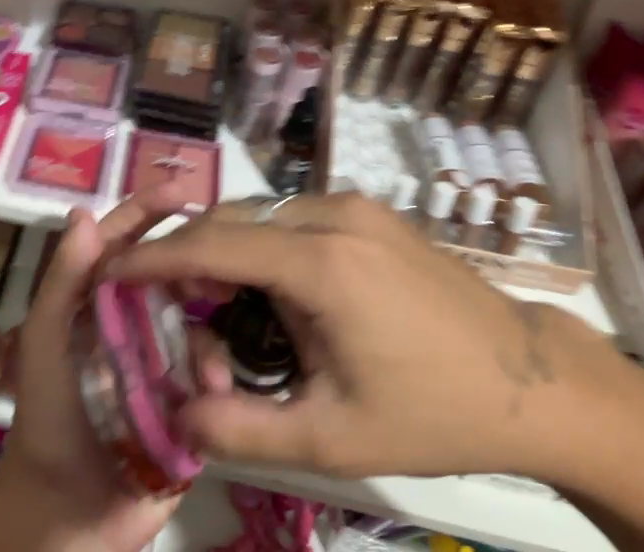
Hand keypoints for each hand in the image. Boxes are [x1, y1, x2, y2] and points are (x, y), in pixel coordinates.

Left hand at [0, 191, 185, 551]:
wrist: (69, 511)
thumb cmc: (49, 419)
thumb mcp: (44, 343)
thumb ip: (63, 281)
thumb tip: (83, 210)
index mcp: (96, 302)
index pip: (123, 242)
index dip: (147, 210)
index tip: (183, 188)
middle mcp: (134, 323)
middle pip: (172, 275)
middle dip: (197, 266)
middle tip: (223, 266)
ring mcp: (165, 362)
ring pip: (202, 323)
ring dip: (210, 334)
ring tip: (209, 360)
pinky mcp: (189, 403)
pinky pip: (215, 376)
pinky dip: (217, 378)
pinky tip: (213, 392)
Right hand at [108, 193, 622, 484]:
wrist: (534, 381)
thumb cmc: (434, 412)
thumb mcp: (334, 437)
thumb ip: (242, 430)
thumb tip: (177, 414)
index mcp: (320, 263)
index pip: (209, 244)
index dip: (150, 258)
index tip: (108, 272)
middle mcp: (333, 215)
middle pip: (230, 221)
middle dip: (186, 257)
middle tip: (166, 309)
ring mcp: (357, 206)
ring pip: (260, 216)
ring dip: (226, 251)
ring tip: (215, 307)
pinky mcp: (373, 213)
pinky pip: (294, 218)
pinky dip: (262, 246)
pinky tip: (269, 293)